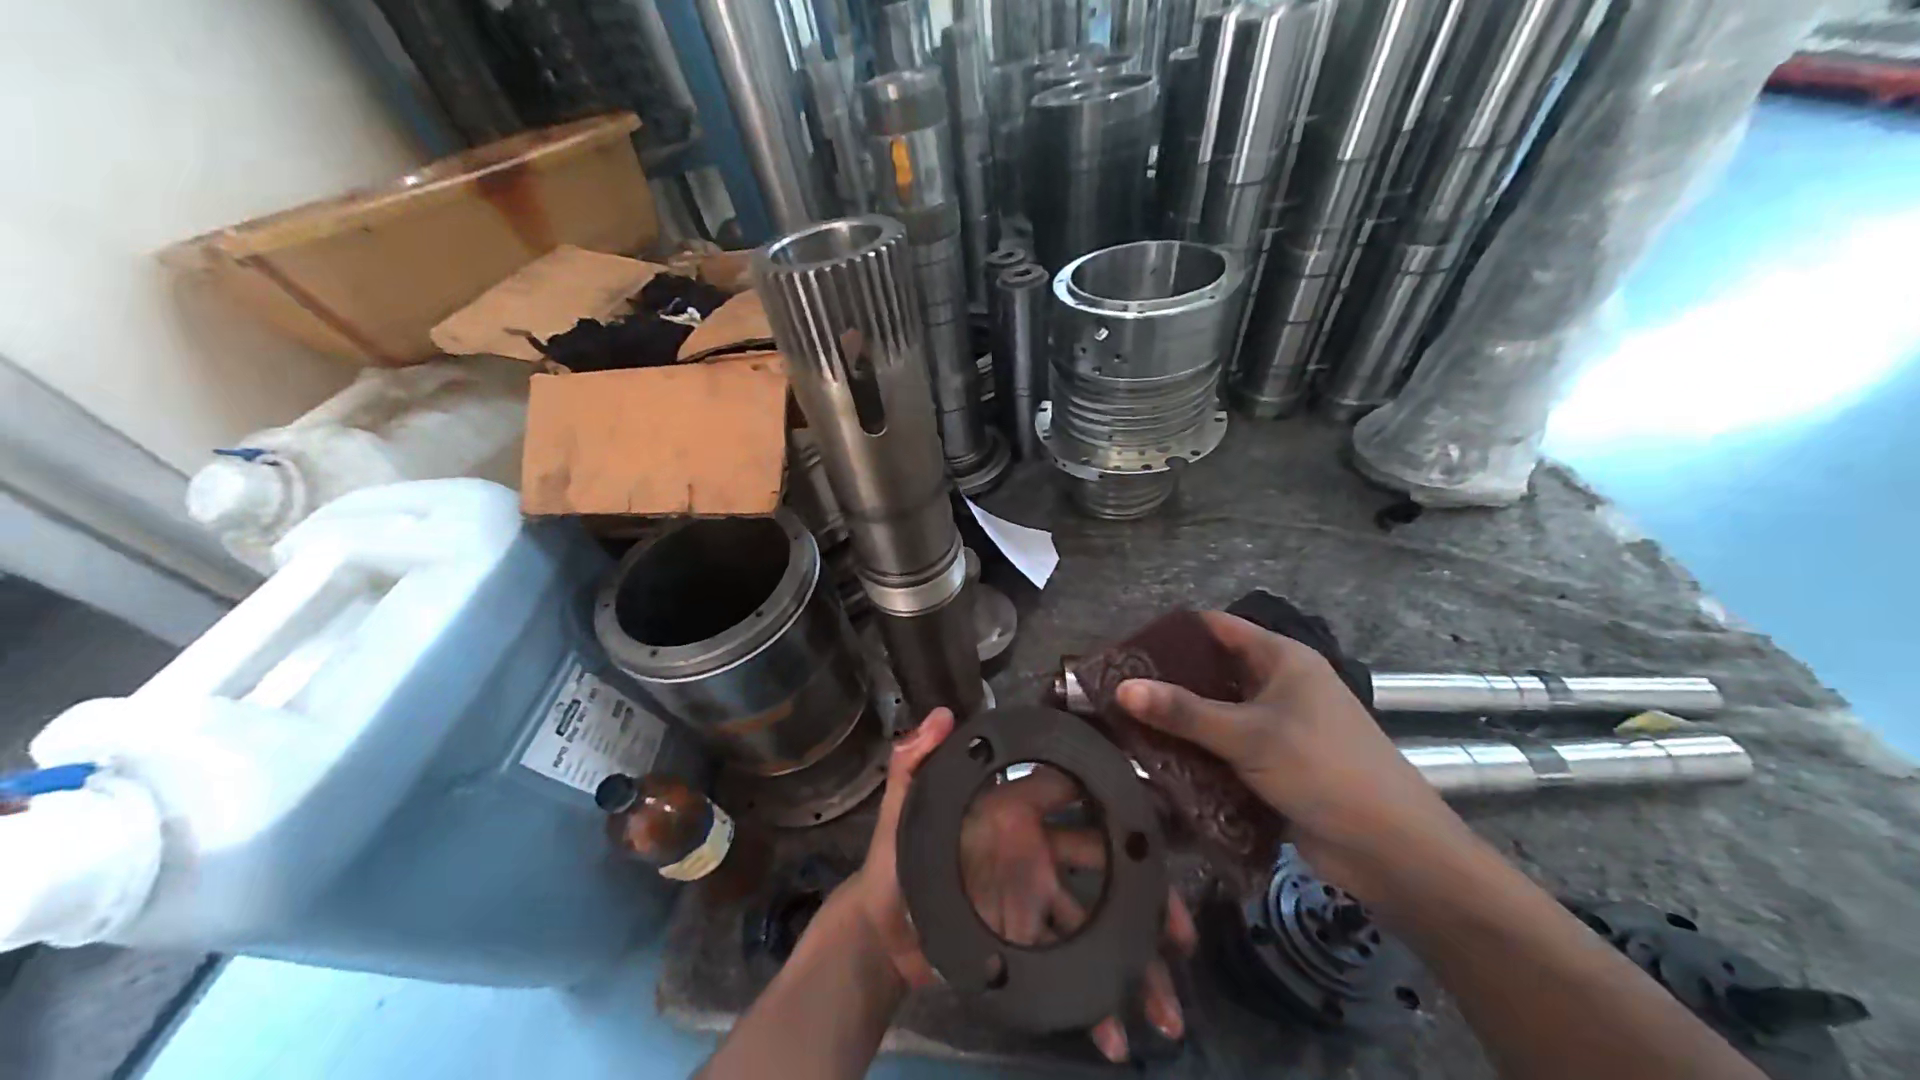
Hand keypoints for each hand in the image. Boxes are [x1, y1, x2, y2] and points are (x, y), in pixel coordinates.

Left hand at [834, 708, 1197, 1062]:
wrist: (881, 938)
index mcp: (1012, 810)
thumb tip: (940, 715)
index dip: (1112, 803)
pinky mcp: (1029, 939)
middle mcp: (1036, 849)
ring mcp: (1037, 896)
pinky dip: (1094, 999)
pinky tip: (1115, 1032)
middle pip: (1104, 862)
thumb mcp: (899, 814)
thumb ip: (912, 764)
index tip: (1155, 822)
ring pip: (1098, 921)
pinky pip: (1070, 962)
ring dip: (1133, 960)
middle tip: (1180, 929)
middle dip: (1144, 888)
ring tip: (1164, 1010)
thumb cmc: (892, 864)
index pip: (1072, 795)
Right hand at [1114, 611, 1466, 898]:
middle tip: (1115, 692)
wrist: (1390, 849)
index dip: (1172, 632)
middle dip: (1166, 682)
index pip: (1217, 628)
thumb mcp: (1248, 734)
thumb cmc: (1323, 769)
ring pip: (1214, 716)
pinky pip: (1223, 751)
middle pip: (1211, 673)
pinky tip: (1156, 763)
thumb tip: (1121, 688)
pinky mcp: (1271, 766)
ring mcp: (1275, 728)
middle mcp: (1277, 686)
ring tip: (1124, 727)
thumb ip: (1183, 711)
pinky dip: (1194, 755)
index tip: (1126, 648)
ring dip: (1177, 723)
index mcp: (1281, 659)